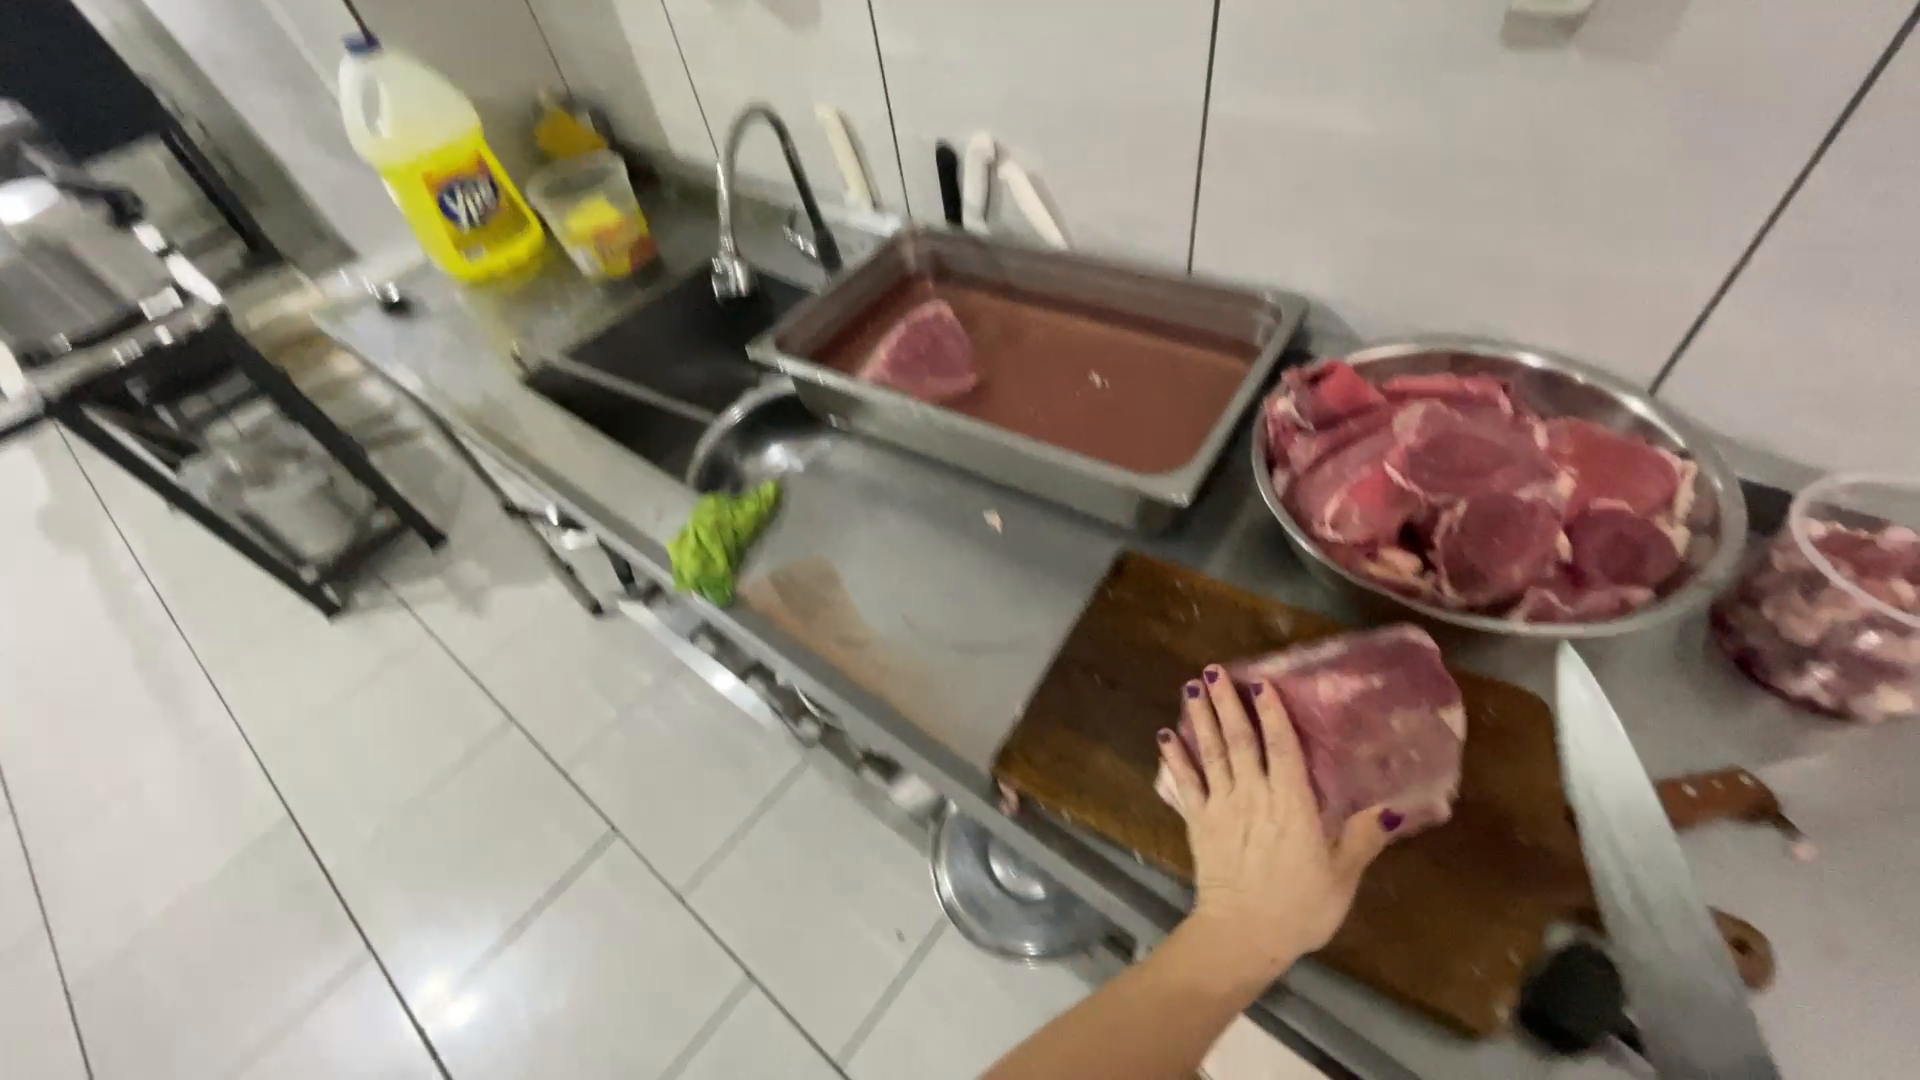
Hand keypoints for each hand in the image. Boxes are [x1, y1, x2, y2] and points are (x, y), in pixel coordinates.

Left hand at [1156, 664, 1399, 991]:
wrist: (1244, 934)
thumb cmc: (1300, 907)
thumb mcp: (1341, 875)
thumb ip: (1362, 837)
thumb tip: (1394, 806)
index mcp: (1291, 803)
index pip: (1281, 747)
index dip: (1271, 713)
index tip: (1260, 683)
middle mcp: (1253, 794)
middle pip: (1238, 740)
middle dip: (1225, 702)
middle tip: (1212, 670)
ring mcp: (1220, 806)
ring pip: (1210, 753)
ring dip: (1200, 719)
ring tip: (1189, 688)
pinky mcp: (1198, 822)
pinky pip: (1184, 784)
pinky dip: (1174, 759)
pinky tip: (1164, 735)